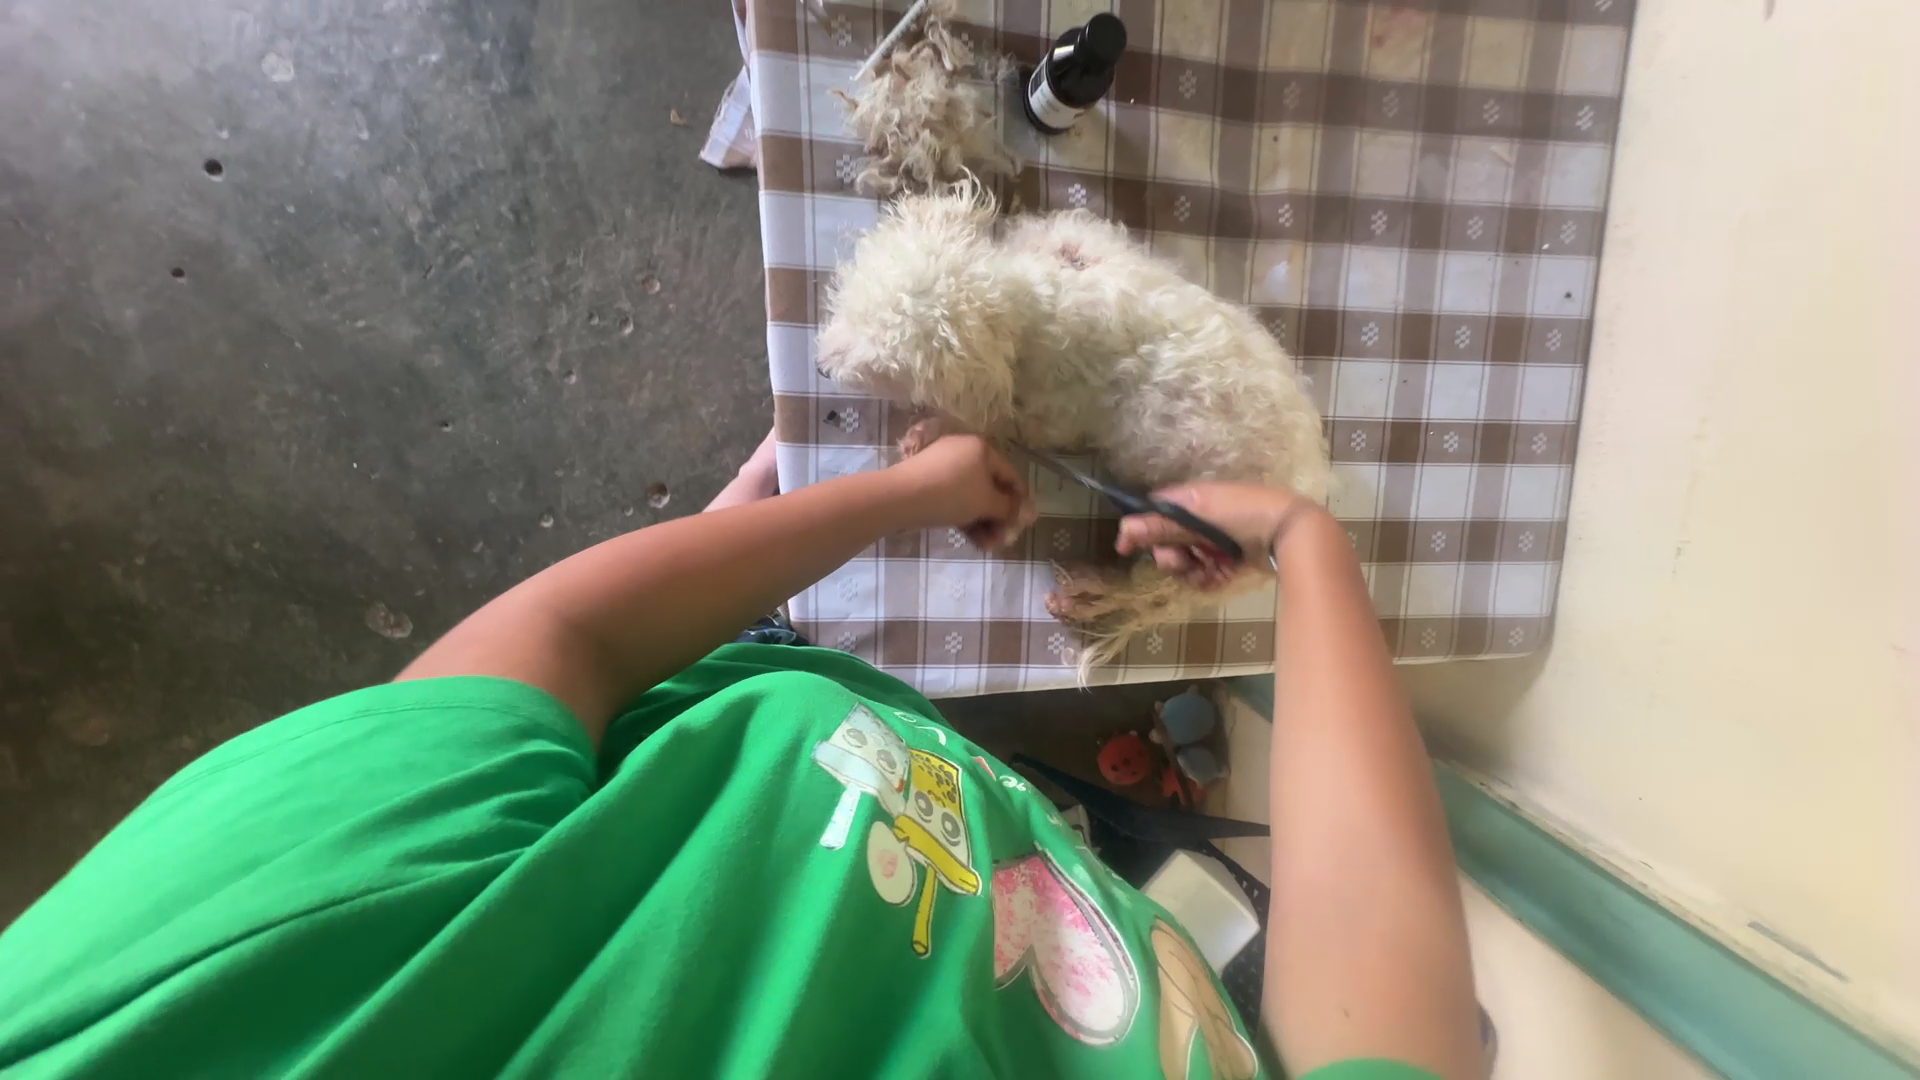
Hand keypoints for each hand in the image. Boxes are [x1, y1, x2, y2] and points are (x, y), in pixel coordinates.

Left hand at [887, 434, 1034, 547]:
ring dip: (984, 522)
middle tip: (1002, 541)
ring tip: (988, 546)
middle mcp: (965, 452)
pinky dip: (965, 517)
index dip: (1020, 502)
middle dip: (999, 518)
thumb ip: (1009, 508)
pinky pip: (955, 499)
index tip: (1022, 526)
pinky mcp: (929, 482)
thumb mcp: (986, 502)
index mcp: (982, 449)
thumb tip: (1029, 512)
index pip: (1011, 476)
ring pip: (972, 497)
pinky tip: (973, 539)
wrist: (900, 497)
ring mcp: (945, 467)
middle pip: (991, 488)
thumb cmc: (951, 494)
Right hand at [1115, 482, 1322, 587]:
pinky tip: (1220, 578)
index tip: (1126, 549)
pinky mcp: (1231, 559)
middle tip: (1182, 564)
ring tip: (1206, 574)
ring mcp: (1216, 539)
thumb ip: (1162, 524)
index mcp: (1191, 500)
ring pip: (1186, 561)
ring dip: (1190, 571)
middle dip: (1171, 556)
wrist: (1292, 532)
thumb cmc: (1244, 515)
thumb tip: (1124, 528)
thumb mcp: (1199, 516)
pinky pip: (1207, 572)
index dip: (1139, 530)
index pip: (1154, 513)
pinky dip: (1209, 578)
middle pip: (1168, 540)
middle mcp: (1201, 518)